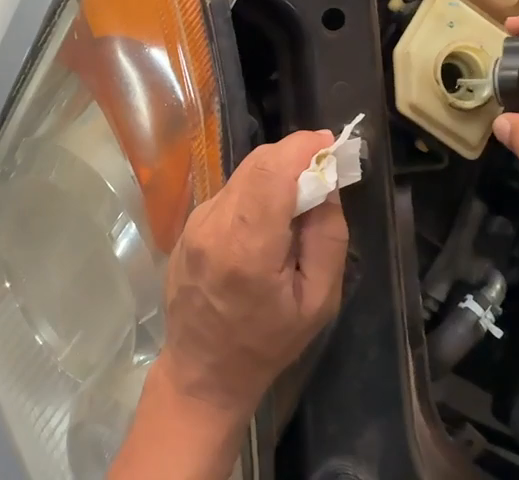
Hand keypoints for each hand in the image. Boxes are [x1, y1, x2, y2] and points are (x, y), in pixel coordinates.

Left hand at [155, 128, 349, 419]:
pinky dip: (255, 192)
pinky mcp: (187, 226)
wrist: (203, 374)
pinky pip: (230, 192)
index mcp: (247, 249)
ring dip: (275, 174)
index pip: (271, 171)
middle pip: (257, 163)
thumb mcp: (319, 300)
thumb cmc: (268, 343)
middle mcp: (213, 227)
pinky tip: (267, 222)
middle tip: (322, 172)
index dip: (302, 148)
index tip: (330, 144)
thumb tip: (326, 181)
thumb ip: (328, 236)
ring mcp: (195, 224)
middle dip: (293, 156)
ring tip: (297, 204)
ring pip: (243, 173)